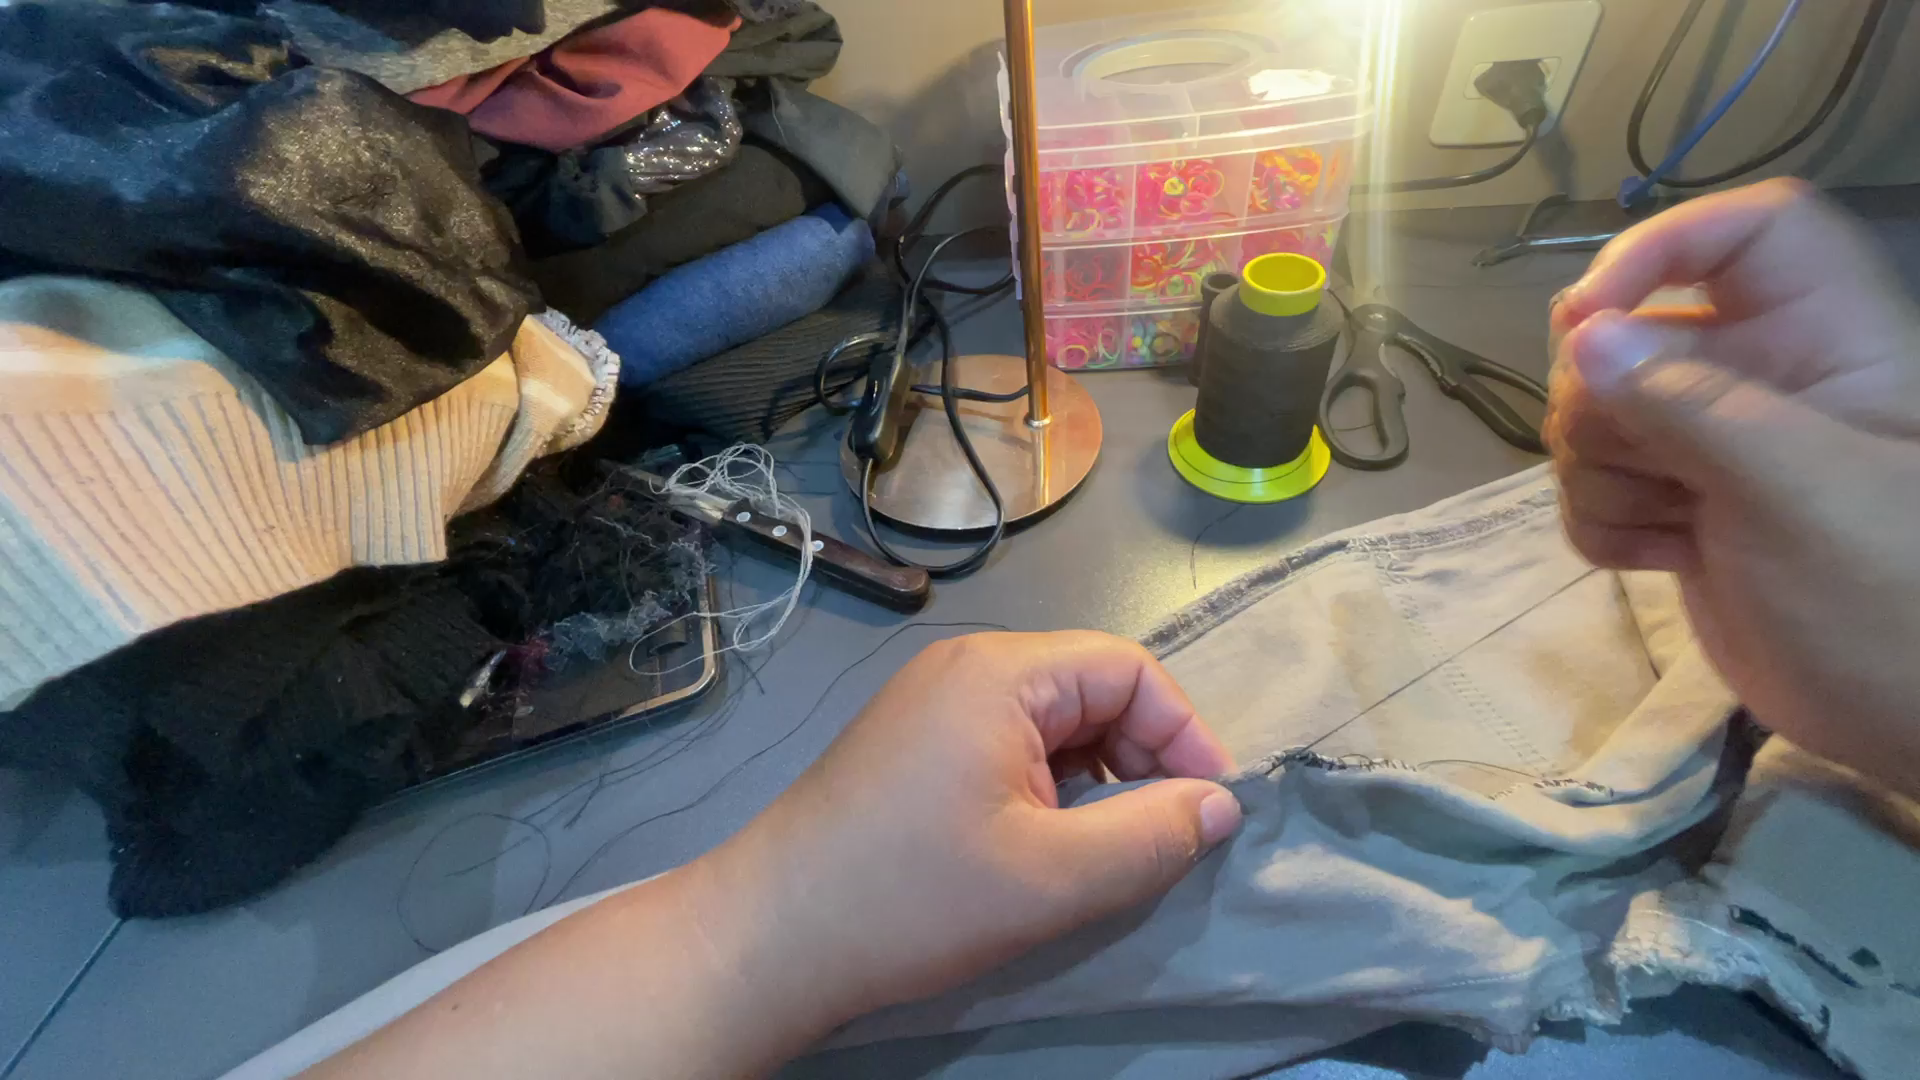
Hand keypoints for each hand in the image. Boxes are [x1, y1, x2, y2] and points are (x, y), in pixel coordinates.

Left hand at [699, 631, 1241, 1032]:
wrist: (773, 932)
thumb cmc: (912, 895)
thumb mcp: (1051, 877)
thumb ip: (1152, 835)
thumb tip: (1222, 803)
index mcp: (999, 670)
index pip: (1125, 667)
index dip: (1181, 730)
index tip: (1209, 807)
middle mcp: (967, 666)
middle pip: (1089, 687)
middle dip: (1140, 754)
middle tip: (1160, 834)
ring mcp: (937, 699)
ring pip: (1053, 718)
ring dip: (1097, 773)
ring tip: (1107, 842)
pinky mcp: (920, 738)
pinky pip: (1011, 741)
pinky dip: (1050, 782)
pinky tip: (1050, 835)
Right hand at [1547, 178, 1919, 790]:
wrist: (1910, 723)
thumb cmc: (1897, 604)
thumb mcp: (1800, 493)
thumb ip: (1689, 404)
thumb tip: (1583, 334)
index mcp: (1826, 344)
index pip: (1744, 234)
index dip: (1656, 253)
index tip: (1585, 323)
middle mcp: (1758, 379)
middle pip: (1625, 342)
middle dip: (1605, 414)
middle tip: (1661, 474)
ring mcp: (1707, 445)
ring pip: (1590, 422)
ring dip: (1603, 482)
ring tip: (1677, 530)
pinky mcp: (1672, 502)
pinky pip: (1587, 486)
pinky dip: (1602, 525)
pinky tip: (1661, 557)